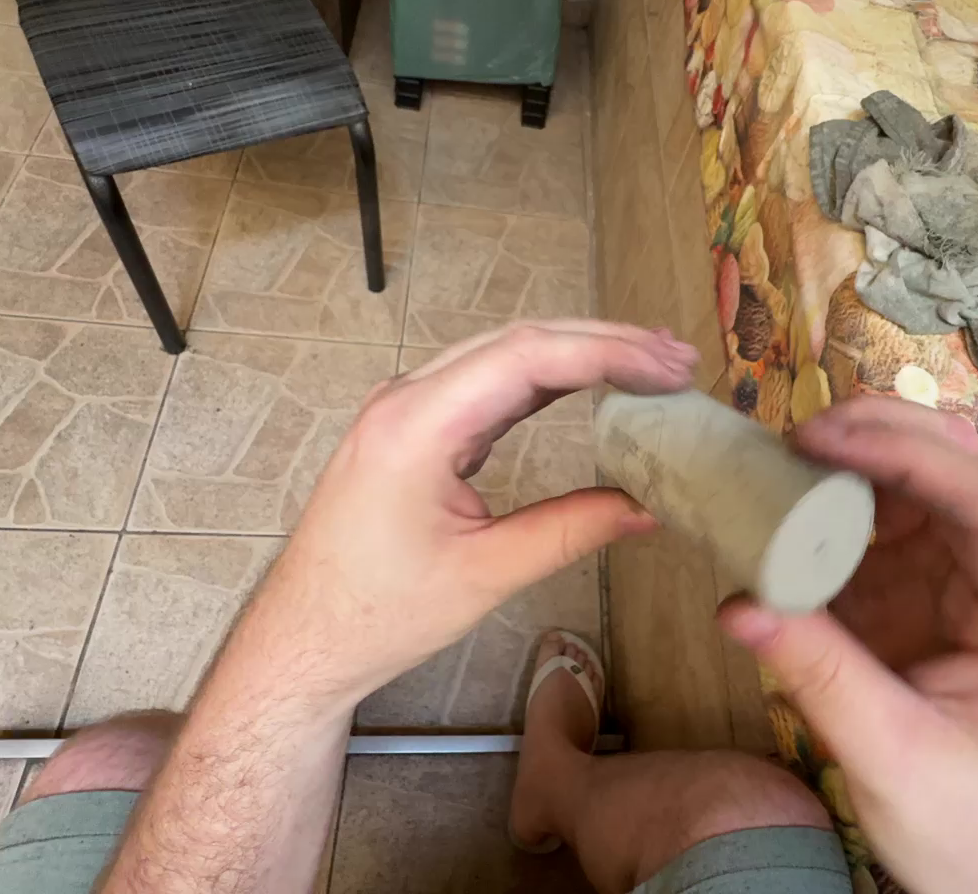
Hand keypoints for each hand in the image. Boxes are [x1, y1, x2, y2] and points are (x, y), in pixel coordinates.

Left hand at [260, 320, 697, 706]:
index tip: (667, 366)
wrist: (302, 637)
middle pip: (520, 341)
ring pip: (507, 355)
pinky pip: (491, 384)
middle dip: (603, 343)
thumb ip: (573, 529)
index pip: (527, 356)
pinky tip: (590, 383)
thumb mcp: (486, 574)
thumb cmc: (380, 614)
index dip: (607, 353)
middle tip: (675, 358)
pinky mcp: (419, 425)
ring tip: (649, 362)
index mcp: (418, 422)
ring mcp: (411, 406)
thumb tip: (651, 507)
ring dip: (579, 354)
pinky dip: (548, 380)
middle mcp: (411, 396)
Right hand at [719, 397, 977, 893]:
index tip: (823, 442)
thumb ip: (819, 679)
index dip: (909, 455)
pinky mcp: (911, 596)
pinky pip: (873, 528)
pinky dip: (829, 505)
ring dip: (856, 456)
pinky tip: (787, 503)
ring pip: (916, 484)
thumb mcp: (895, 764)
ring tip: (787, 455)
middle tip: (801, 434)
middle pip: (957, 469)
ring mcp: (953, 584)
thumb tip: (734, 604)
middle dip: (884, 433)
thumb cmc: (975, 834)